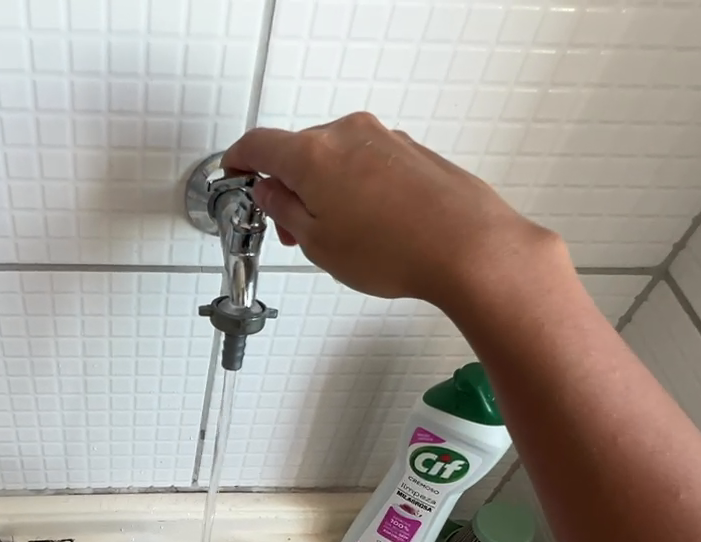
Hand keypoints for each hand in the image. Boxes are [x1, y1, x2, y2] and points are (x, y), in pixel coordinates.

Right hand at [224, 112, 567, 313]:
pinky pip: (366, 165)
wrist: (466, 247)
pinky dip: (353, 189)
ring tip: (333, 238)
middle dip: (286, 189)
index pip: (259, 145)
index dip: (238, 161)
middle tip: (288, 230)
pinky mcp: (411, 153)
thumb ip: (284, 211)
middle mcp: (348, 134)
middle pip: (299, 152)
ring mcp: (384, 139)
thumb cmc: (395, 249)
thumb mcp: (317, 243)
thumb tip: (269, 192)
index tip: (233, 172)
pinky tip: (365, 228)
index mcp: (314, 153)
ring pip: (334, 160)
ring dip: (322, 192)